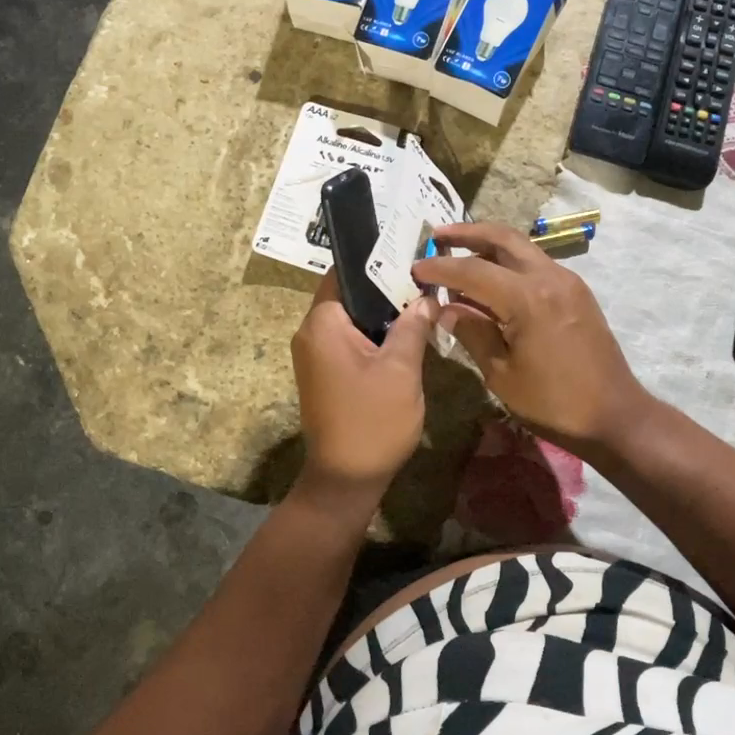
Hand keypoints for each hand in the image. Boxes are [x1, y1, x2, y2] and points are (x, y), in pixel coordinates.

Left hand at [290, 271, 438, 498]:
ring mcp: (314, 354)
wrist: (346, 479)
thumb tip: (425, 297)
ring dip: (382, 313)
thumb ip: (412, 326)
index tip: (411, 255)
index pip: (345, 272)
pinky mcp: (324, 373)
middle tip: (424, 278)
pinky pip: (348, 340)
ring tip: (421, 303)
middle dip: (385, 287)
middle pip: (349, 294)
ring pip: (351, 318)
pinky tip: (404, 335)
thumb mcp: (401, 369)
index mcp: (322, 324)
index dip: (377, 261)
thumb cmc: (373, 420)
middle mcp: (310, 332)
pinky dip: (373, 335)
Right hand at [412, 223, 655, 454]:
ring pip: (521, 248)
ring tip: (457, 253)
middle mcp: (550, 278)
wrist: (614, 416)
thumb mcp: (501, 374)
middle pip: (503, 239)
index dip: (440, 268)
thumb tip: (446, 309)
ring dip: (488, 246)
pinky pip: (535, 266)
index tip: (415, 269)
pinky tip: (489, 280)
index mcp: (528, 298)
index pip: (472, 270)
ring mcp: (568, 282)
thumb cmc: (553, 403)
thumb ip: (472, 333)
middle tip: (437, 234)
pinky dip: (508, 264)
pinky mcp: (576, 293)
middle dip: (467, 233)